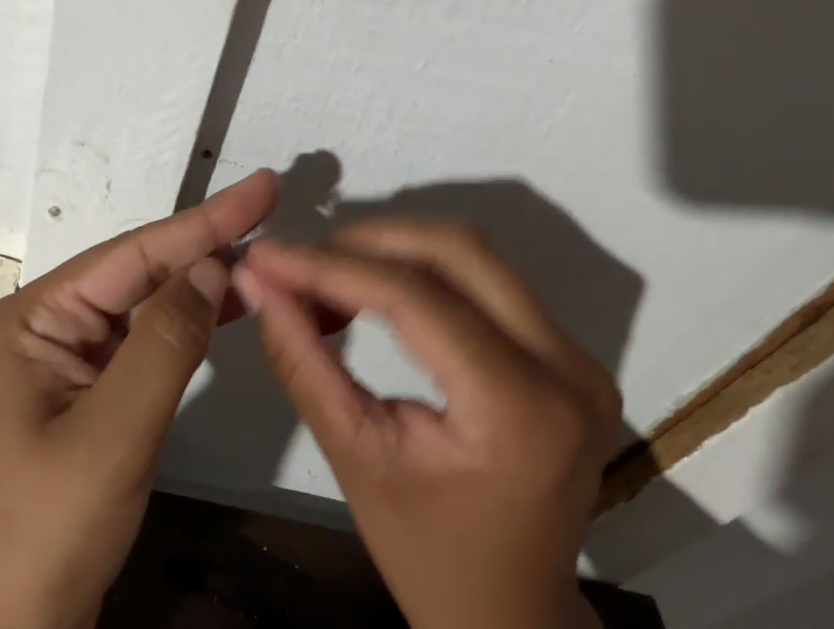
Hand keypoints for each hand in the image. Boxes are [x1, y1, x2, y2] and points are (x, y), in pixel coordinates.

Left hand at [0, 170, 277, 628]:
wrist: (5, 620)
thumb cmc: (47, 524)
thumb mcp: (111, 431)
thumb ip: (164, 343)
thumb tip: (213, 264)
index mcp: (36, 317)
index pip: (133, 255)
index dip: (203, 221)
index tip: (263, 187)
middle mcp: (49, 325)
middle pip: (139, 272)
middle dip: (206, 244)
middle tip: (274, 210)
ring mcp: (69, 361)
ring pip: (146, 307)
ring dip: (203, 285)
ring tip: (266, 256)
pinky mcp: (89, 395)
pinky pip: (145, 346)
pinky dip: (189, 330)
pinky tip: (228, 312)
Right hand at [237, 222, 620, 628]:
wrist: (509, 609)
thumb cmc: (426, 550)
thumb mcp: (353, 455)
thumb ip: (302, 360)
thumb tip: (256, 280)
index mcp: (519, 408)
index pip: (415, 298)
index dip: (330, 265)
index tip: (265, 254)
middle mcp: (566, 367)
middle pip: (458, 251)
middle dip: (365, 241)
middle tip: (296, 262)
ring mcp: (578, 357)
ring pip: (474, 256)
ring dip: (392, 250)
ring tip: (326, 279)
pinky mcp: (568, 354)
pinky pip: (487, 282)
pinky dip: (420, 273)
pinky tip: (372, 294)